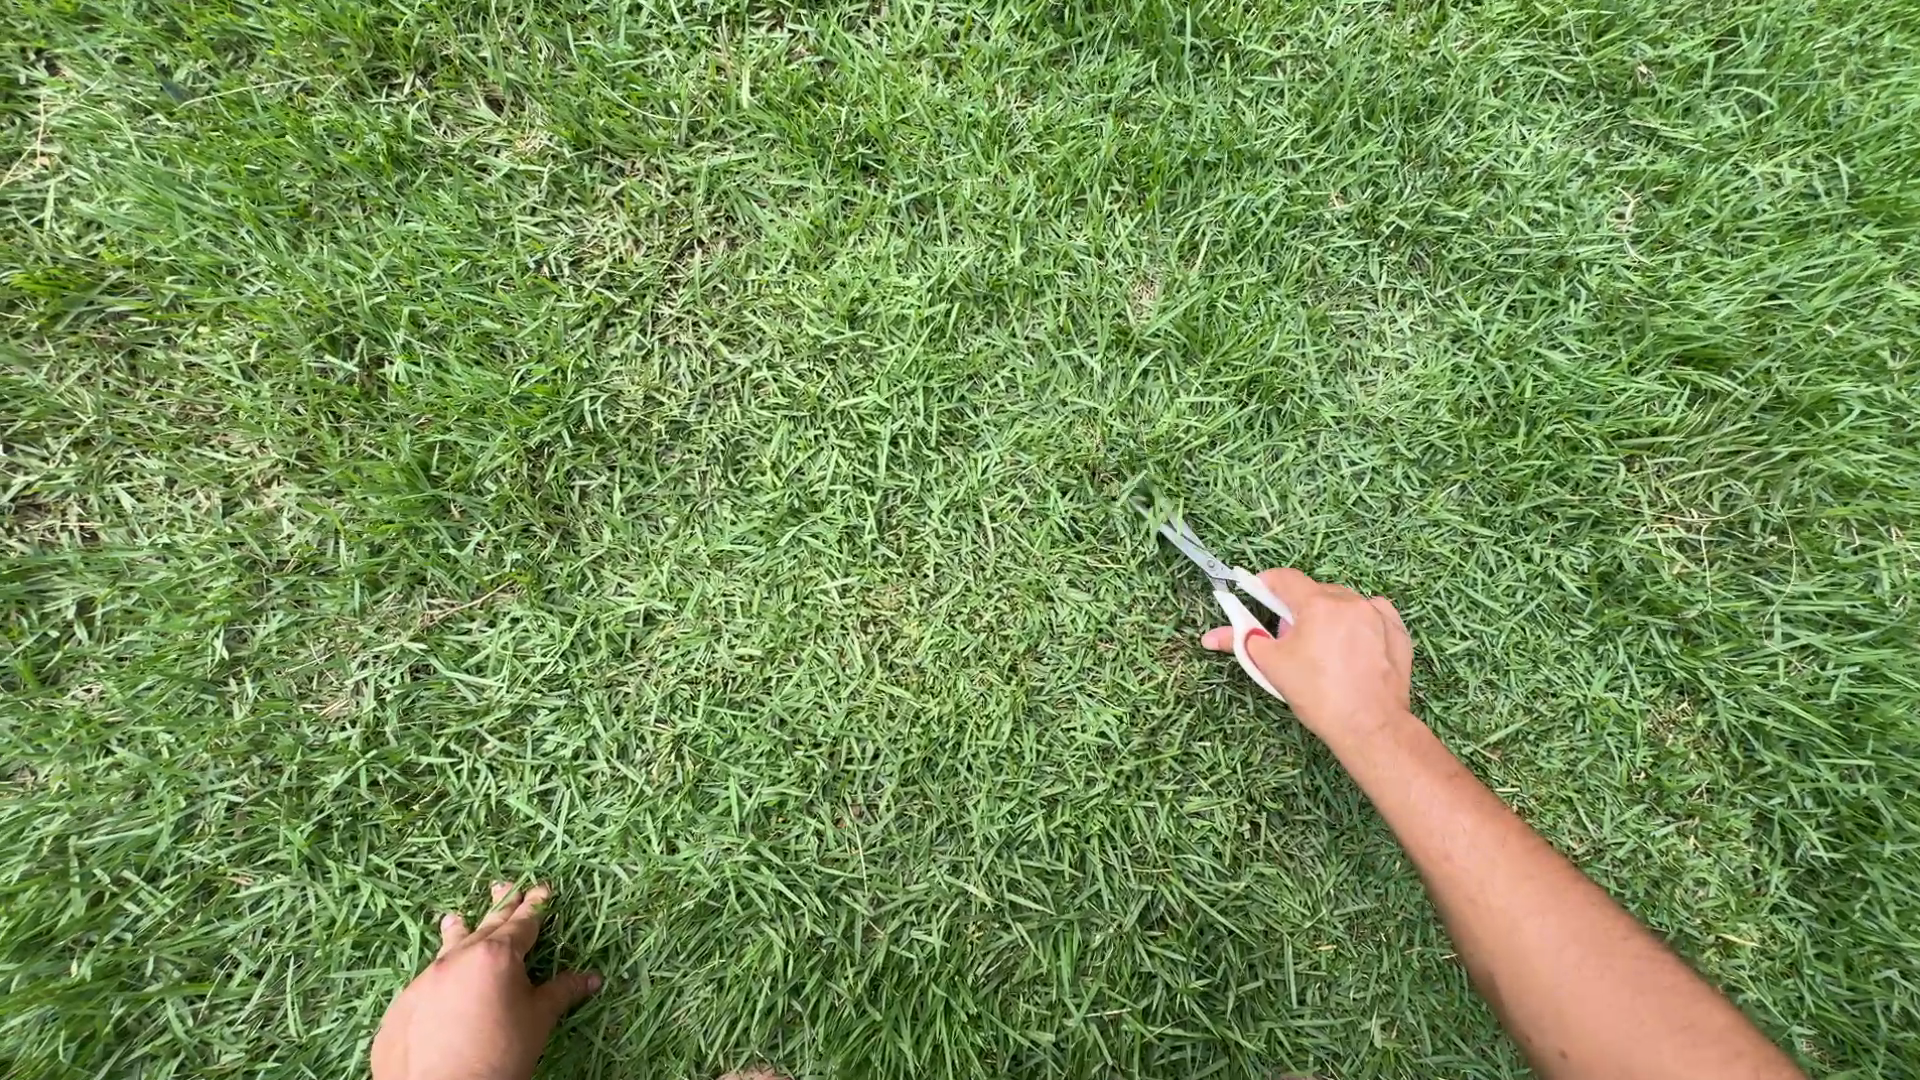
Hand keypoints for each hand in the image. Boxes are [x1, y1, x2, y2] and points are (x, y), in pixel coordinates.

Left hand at [372, 882, 602, 1079]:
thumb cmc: (501, 1054)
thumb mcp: (539, 1020)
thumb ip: (563, 992)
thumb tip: (594, 979)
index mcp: (497, 956)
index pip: (523, 922)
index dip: (535, 905)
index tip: (542, 890)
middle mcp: (458, 960)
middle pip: (485, 926)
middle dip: (500, 906)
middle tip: (505, 885)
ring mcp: (423, 984)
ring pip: (446, 950)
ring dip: (457, 932)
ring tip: (454, 918)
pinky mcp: (399, 1011)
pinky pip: (424, 986)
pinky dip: (437, 979)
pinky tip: (438, 985)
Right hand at [1202, 567, 1412, 740]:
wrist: (1370, 726)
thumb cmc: (1316, 693)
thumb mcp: (1270, 665)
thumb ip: (1241, 641)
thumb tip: (1210, 637)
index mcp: (1317, 604)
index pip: (1285, 578)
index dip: (1265, 583)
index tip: (1255, 594)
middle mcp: (1350, 601)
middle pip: (1314, 592)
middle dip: (1296, 608)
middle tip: (1288, 637)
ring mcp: (1378, 615)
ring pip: (1343, 603)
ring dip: (1327, 615)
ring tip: (1321, 647)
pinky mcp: (1398, 633)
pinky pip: (1372, 614)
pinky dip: (1358, 623)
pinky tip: (1352, 646)